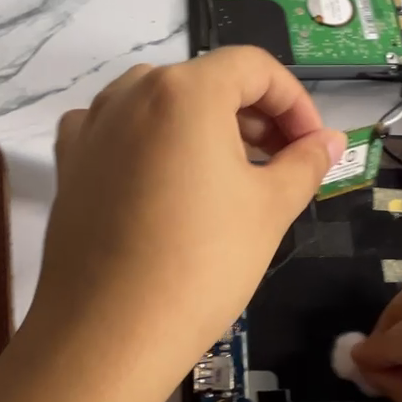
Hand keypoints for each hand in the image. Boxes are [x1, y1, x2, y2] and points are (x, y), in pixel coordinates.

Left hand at [26, 47, 344, 391]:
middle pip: (206, 83)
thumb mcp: (270, 209)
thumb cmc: (203, 264)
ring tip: (230, 180)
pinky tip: (166, 184)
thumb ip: (306, 163)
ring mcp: (92, 126)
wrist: (110, 334)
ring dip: (205, 130)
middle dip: (254, 118)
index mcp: (185, 90)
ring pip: (162, 106)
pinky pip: (120, 133)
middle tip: (282, 167)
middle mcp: (131, 92)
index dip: (295, 102)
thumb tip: (332, 141)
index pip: (254, 68)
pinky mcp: (69, 163)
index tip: (313, 147)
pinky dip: (152, 146)